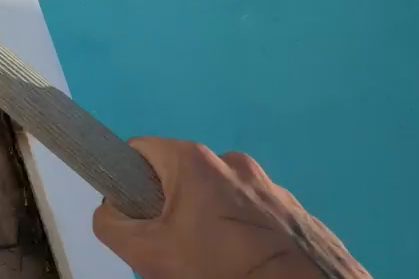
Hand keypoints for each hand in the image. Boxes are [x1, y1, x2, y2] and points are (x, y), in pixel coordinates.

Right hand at [93, 138, 370, 278]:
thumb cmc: (223, 272)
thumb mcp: (147, 254)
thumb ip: (110, 222)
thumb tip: (111, 209)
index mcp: (195, 160)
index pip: (141, 152)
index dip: (133, 183)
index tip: (145, 218)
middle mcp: (235, 163)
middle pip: (184, 179)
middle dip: (178, 211)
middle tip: (186, 252)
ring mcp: (276, 191)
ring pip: (226, 202)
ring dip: (218, 227)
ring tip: (228, 267)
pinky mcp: (308, 221)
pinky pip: (264, 222)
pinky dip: (255, 242)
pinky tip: (259, 272)